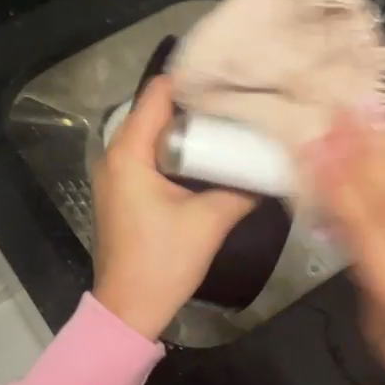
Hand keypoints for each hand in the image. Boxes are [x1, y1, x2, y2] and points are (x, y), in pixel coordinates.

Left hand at [91, 77, 257, 339]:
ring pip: (155, 136)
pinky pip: (151, 158)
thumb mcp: (209, 221)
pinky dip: (178, 152)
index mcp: (129, 152)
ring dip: (188, 130)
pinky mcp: (124, 193)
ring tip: (229, 123)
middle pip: (157, 112)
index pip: (158, 94)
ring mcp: (117, 175)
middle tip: (237, 99)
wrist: (130, 308)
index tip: (228, 76)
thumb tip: (269, 168)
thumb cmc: (163, 261)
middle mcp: (115, 155)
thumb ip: (240, 189)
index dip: (192, 79)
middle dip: (196, 104)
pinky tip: (209, 157)